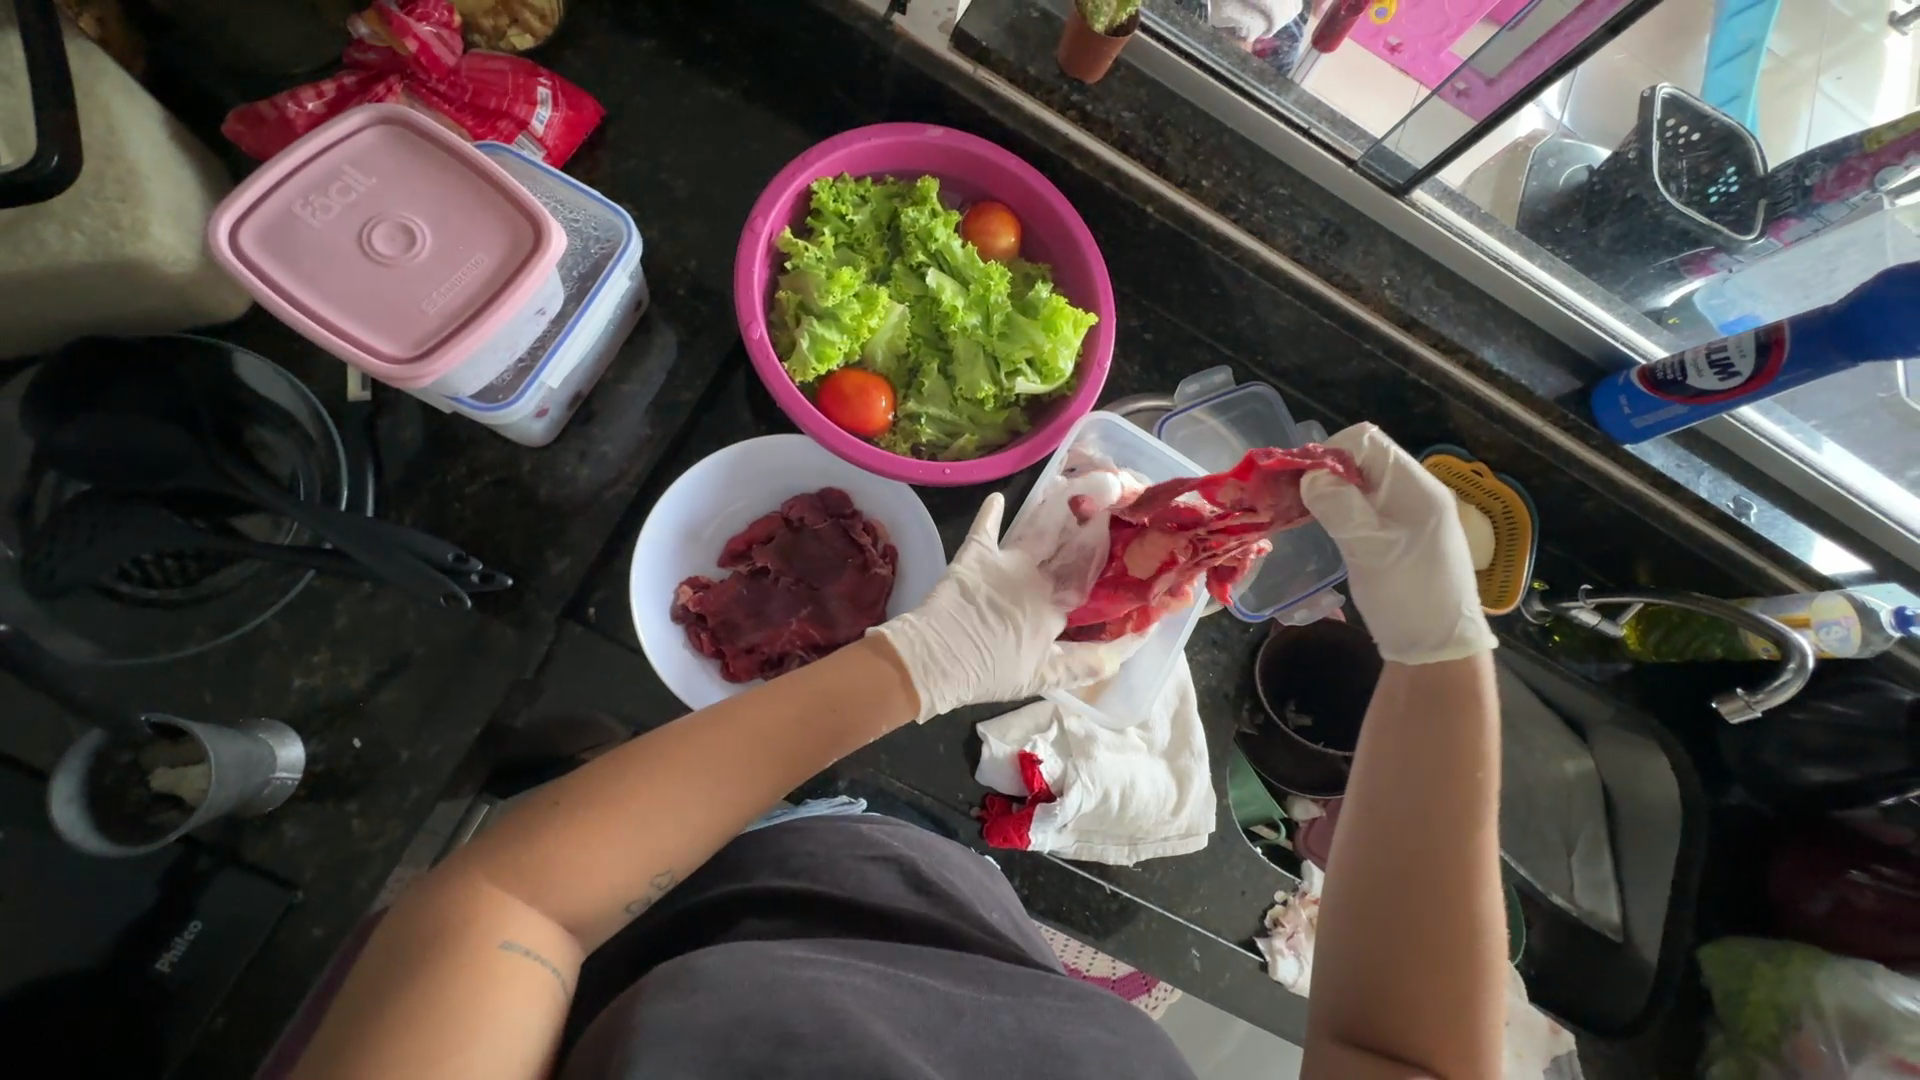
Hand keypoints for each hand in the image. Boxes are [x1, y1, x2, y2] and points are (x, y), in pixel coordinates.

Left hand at [871, 492, 1140, 722]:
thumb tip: (1126, 652)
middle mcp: (1035, 579)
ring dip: (1052, 509)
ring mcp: (1004, 564)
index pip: (1087, 576)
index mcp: (1053, 608)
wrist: (936, 660)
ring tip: (1068, 486)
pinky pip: (985, 529)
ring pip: (1036, 531)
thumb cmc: (989, 671)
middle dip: (1088, 521)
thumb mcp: (1043, 677)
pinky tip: (998, 497)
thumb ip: (1085, 663)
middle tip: (1107, 494)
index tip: (1124, 531)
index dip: (1105, 554)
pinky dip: (991, 512)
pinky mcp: (974, 557)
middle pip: (1067, 545)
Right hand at [1300, 423, 1495, 664]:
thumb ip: (1339, 506)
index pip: (1366, 441)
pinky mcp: (1396, 532)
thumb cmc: (1408, 595)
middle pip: (1361, 458)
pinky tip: (1320, 524)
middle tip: (1291, 498)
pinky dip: (1336, 507)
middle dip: (1322, 471)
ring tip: (1299, 511)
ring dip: (1326, 491)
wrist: (1437, 648)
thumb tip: (1310, 475)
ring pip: (1358, 482)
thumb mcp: (1369, 549)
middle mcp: (1413, 490)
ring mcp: (1406, 512)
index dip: (1328, 453)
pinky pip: (1362, 503)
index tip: (1300, 482)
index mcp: (1415, 486)